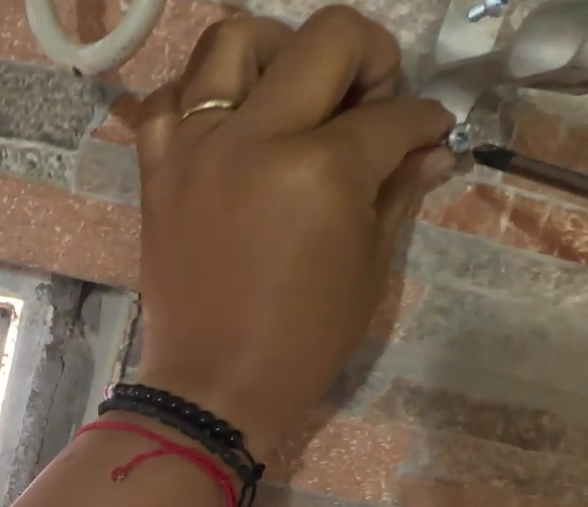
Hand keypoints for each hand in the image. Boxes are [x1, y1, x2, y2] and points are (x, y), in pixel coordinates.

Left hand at [123, 7, 454, 460]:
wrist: (213, 386)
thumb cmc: (299, 343)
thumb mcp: (367, 271)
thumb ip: (396, 193)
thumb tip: (430, 148)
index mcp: (320, 170)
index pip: (391, 115)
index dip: (423, 121)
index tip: (427, 134)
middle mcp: (254, 138)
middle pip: (326, 39)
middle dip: (369, 57)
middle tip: (369, 103)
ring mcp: (196, 150)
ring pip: (230, 41)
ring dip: (274, 50)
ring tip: (290, 91)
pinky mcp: (157, 173)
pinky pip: (165, 99)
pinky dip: (196, 94)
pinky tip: (224, 121)